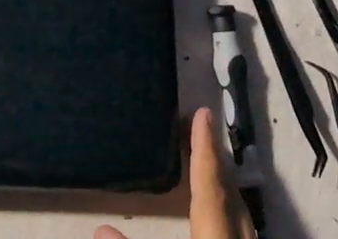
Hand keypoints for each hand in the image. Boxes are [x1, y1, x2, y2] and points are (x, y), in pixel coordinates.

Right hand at [94, 107, 249, 238]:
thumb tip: (98, 228)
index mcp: (216, 234)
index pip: (209, 184)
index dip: (204, 147)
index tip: (202, 112)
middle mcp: (237, 235)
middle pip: (228, 191)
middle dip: (213, 157)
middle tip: (195, 126)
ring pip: (239, 208)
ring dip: (221, 182)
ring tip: (204, 159)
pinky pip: (239, 223)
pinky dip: (226, 204)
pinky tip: (217, 208)